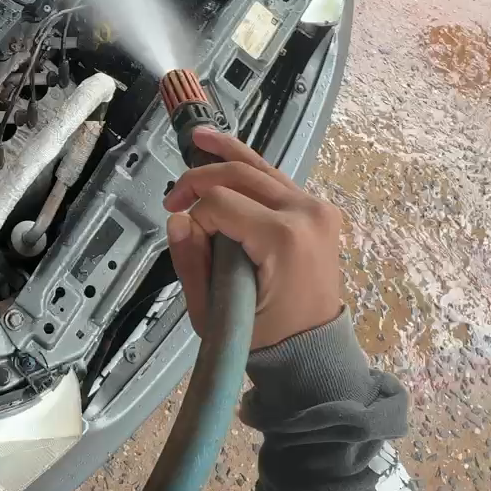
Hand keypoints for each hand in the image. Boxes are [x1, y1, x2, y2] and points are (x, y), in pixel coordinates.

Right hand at [163, 127, 344, 349]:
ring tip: (197, 137)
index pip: (220, 204)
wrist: (314, 354)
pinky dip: (247, 165)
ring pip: (261, 166)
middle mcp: (305, 213)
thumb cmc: (264, 338)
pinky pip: (274, 179)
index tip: (187, 241)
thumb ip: (191, 262)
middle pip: (240, 175)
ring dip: (225, 152)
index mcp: (283, 239)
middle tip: (173, 198)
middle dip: (199, 180)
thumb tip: (177, 220)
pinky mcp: (317, 211)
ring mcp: (316, 209)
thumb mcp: (214, 312)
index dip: (194, 217)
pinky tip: (223, 151)